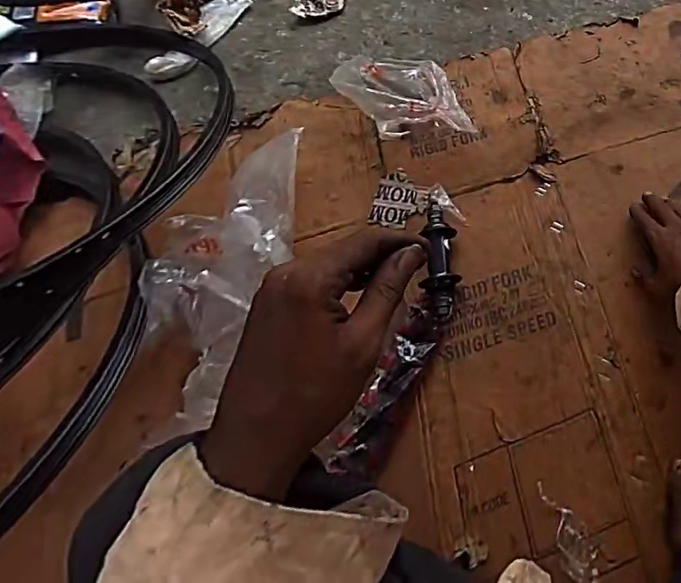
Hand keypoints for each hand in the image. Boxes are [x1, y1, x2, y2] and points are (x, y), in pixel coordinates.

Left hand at [199, 229, 426, 499]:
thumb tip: (411, 254)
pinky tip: (359, 292)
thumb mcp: (362, 343)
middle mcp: (287, 270)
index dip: (399, 240)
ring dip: (361, 266)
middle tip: (416, 264)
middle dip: (381, 252)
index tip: (427, 247)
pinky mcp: (268, 300)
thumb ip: (388, 290)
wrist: (253, 441)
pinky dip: (338, 280)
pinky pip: (311, 277)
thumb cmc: (314, 396)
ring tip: (395, 278)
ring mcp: (273, 285)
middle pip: (344, 248)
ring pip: (328, 262)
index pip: (363, 241)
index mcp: (309, 277)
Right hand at [630, 193, 680, 296]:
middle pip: (662, 208)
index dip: (637, 212)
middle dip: (652, 201)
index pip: (644, 220)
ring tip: (666, 200)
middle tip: (647, 195)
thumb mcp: (657, 287)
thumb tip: (635, 271)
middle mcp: (677, 228)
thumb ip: (645, 277)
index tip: (633, 206)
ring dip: (671, 204)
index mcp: (660, 238)